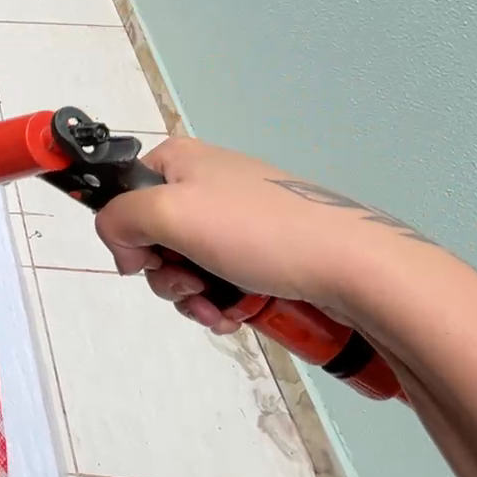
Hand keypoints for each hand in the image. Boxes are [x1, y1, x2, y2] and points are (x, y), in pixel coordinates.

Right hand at [93, 137, 436, 332]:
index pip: (122, 194)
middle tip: (191, 286)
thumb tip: (122, 248)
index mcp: (180, 160)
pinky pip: (223, 279)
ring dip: (192, 294)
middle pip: (154, 235)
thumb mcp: (166, 212)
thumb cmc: (255, 230)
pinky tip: (237, 316)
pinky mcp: (268, 251)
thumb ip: (117, 220)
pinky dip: (221, 302)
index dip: (125, 232)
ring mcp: (239, 218)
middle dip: (164, 273)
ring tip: (220, 310)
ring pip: (187, 263)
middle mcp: (206, 183)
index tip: (146, 258)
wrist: (359, 267)